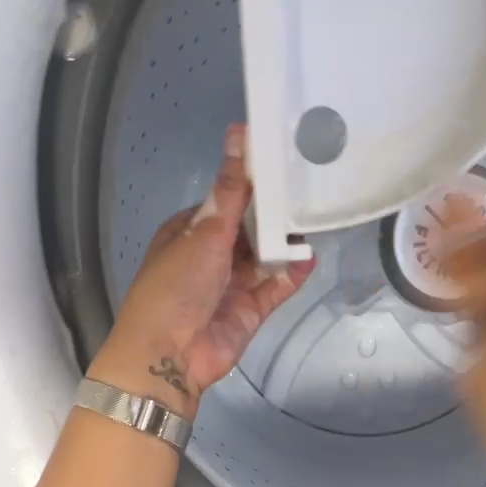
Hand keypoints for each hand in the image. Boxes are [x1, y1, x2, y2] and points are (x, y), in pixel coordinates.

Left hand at [91, 124, 316, 415]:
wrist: (169, 354)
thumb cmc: (176, 286)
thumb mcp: (203, 231)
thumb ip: (231, 189)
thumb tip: (239, 132)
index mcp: (189, 232)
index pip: (227, 201)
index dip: (252, 184)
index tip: (283, 163)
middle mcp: (211, 256)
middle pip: (250, 230)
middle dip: (275, 216)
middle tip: (310, 189)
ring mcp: (232, 285)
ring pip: (265, 259)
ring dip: (286, 244)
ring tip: (316, 220)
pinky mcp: (249, 311)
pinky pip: (275, 288)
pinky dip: (291, 275)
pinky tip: (309, 258)